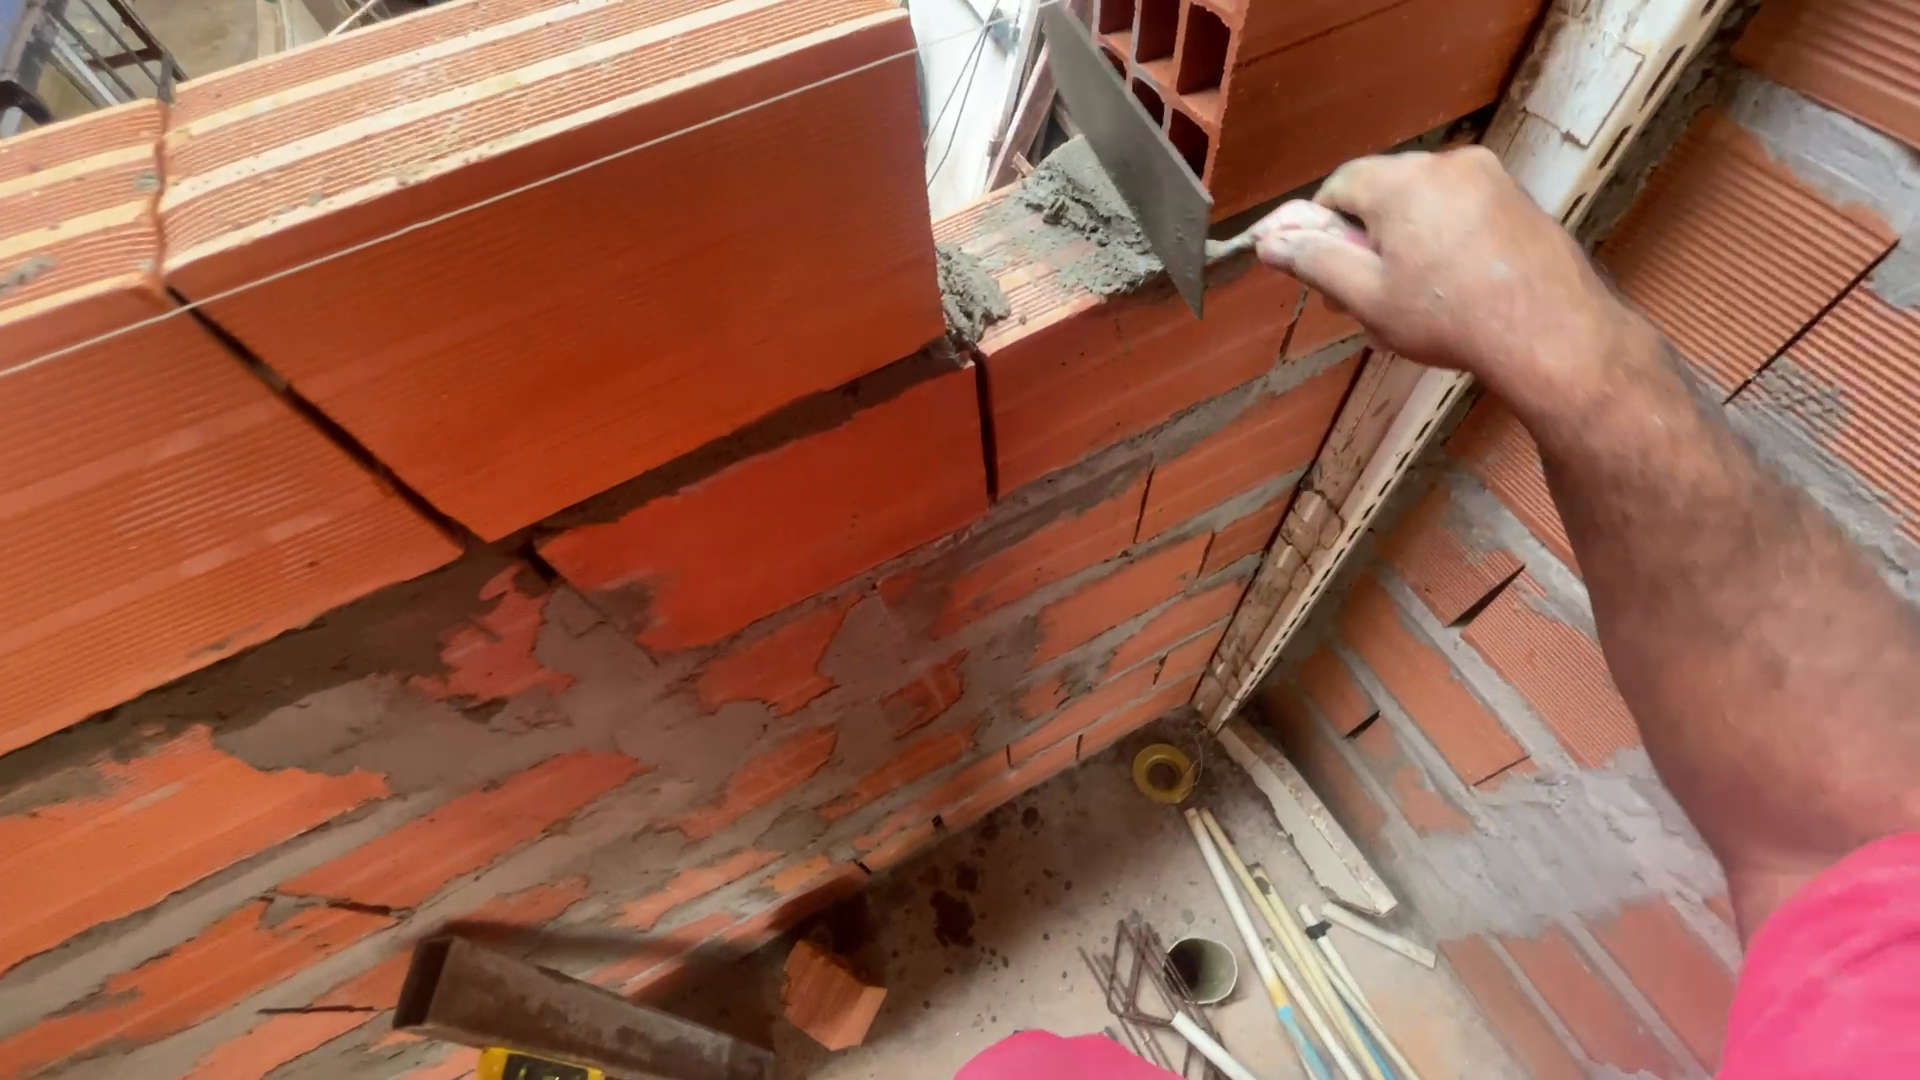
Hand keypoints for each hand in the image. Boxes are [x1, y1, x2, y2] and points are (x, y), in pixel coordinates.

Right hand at [1250, 147, 1645, 419]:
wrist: (1549, 331)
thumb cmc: (1445, 316)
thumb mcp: (1364, 296)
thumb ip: (1314, 262)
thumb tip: (1267, 242)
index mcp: (1403, 183)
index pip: (1338, 185)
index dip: (1321, 227)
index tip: (1327, 269)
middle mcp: (1447, 164)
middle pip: (1379, 191)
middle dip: (1361, 236)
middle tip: (1361, 295)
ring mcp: (1488, 177)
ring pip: (1417, 202)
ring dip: (1397, 241)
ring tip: (1404, 297)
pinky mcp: (1514, 198)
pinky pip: (1453, 209)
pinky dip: (1434, 239)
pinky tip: (1443, 286)